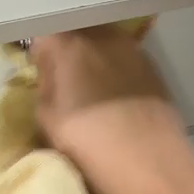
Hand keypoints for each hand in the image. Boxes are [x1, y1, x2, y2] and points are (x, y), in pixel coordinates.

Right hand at [28, 28, 193, 193]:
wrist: (147, 160)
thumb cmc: (86, 141)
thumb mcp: (46, 118)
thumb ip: (44, 84)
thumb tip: (50, 71)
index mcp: (65, 44)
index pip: (43, 36)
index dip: (41, 55)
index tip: (42, 74)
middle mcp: (99, 35)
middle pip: (76, 33)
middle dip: (69, 51)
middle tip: (67, 81)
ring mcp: (130, 47)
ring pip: (103, 43)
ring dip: (95, 58)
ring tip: (95, 90)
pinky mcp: (152, 64)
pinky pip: (125, 59)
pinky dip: (118, 70)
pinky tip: (120, 97)